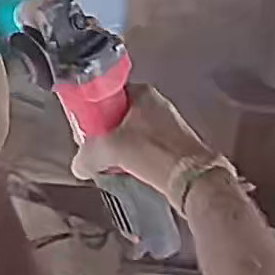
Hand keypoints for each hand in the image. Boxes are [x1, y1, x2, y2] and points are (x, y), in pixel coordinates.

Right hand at [70, 84, 219, 200]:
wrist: (195, 182)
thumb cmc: (156, 153)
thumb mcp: (106, 150)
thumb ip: (86, 155)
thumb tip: (79, 165)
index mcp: (142, 92)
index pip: (106, 93)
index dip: (92, 109)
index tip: (85, 124)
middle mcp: (159, 104)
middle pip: (118, 114)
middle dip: (105, 131)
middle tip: (96, 145)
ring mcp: (171, 125)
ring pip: (133, 132)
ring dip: (121, 146)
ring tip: (112, 161)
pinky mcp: (179, 145)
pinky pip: (147, 147)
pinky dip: (137, 157)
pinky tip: (131, 169)